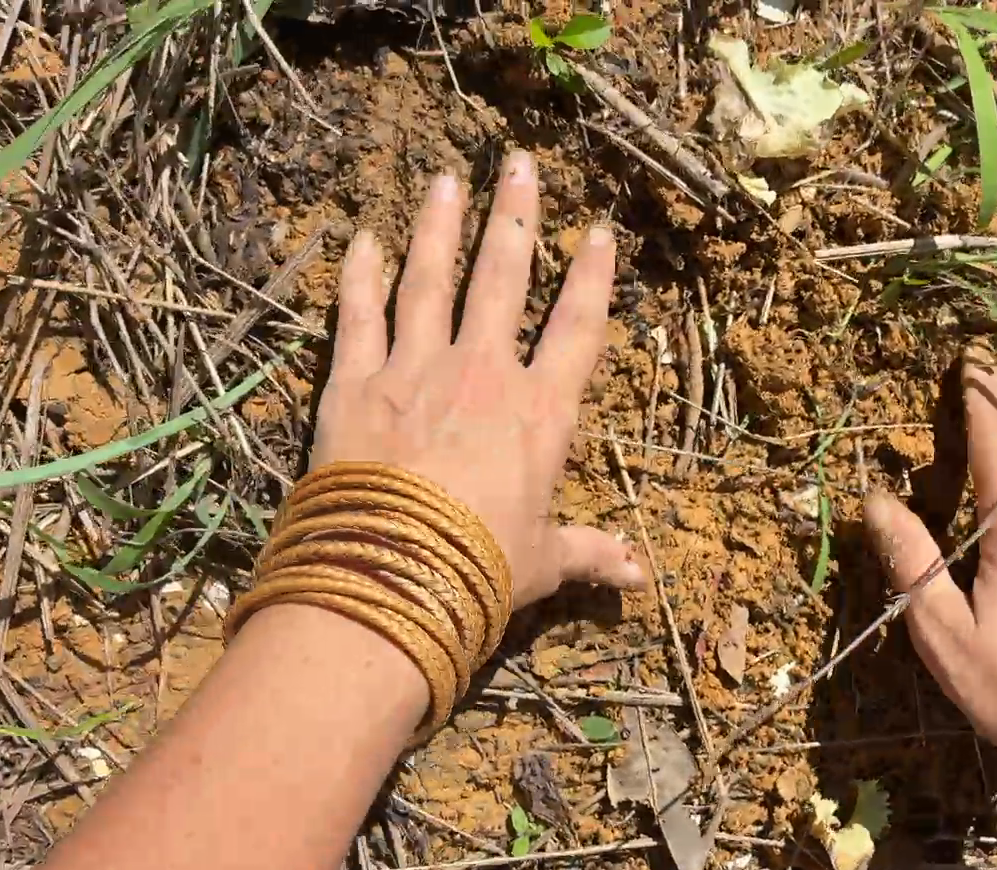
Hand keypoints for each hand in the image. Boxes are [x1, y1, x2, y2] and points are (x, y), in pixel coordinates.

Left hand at [310, 157, 644, 607]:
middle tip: (518, 165)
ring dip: (440, 227)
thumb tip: (642, 577)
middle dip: (515, 220)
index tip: (598, 232)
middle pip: (504, 281)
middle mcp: (484, 374)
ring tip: (446, 177)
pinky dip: (361, 276)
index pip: (578, 329)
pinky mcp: (354, 383)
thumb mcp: (546, 560)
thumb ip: (592, 553)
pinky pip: (358, 315)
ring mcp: (415, 369)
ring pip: (431, 281)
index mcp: (541, 413)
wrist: (390, 577)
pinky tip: (365, 239)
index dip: (592, 277)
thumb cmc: (483, 567)